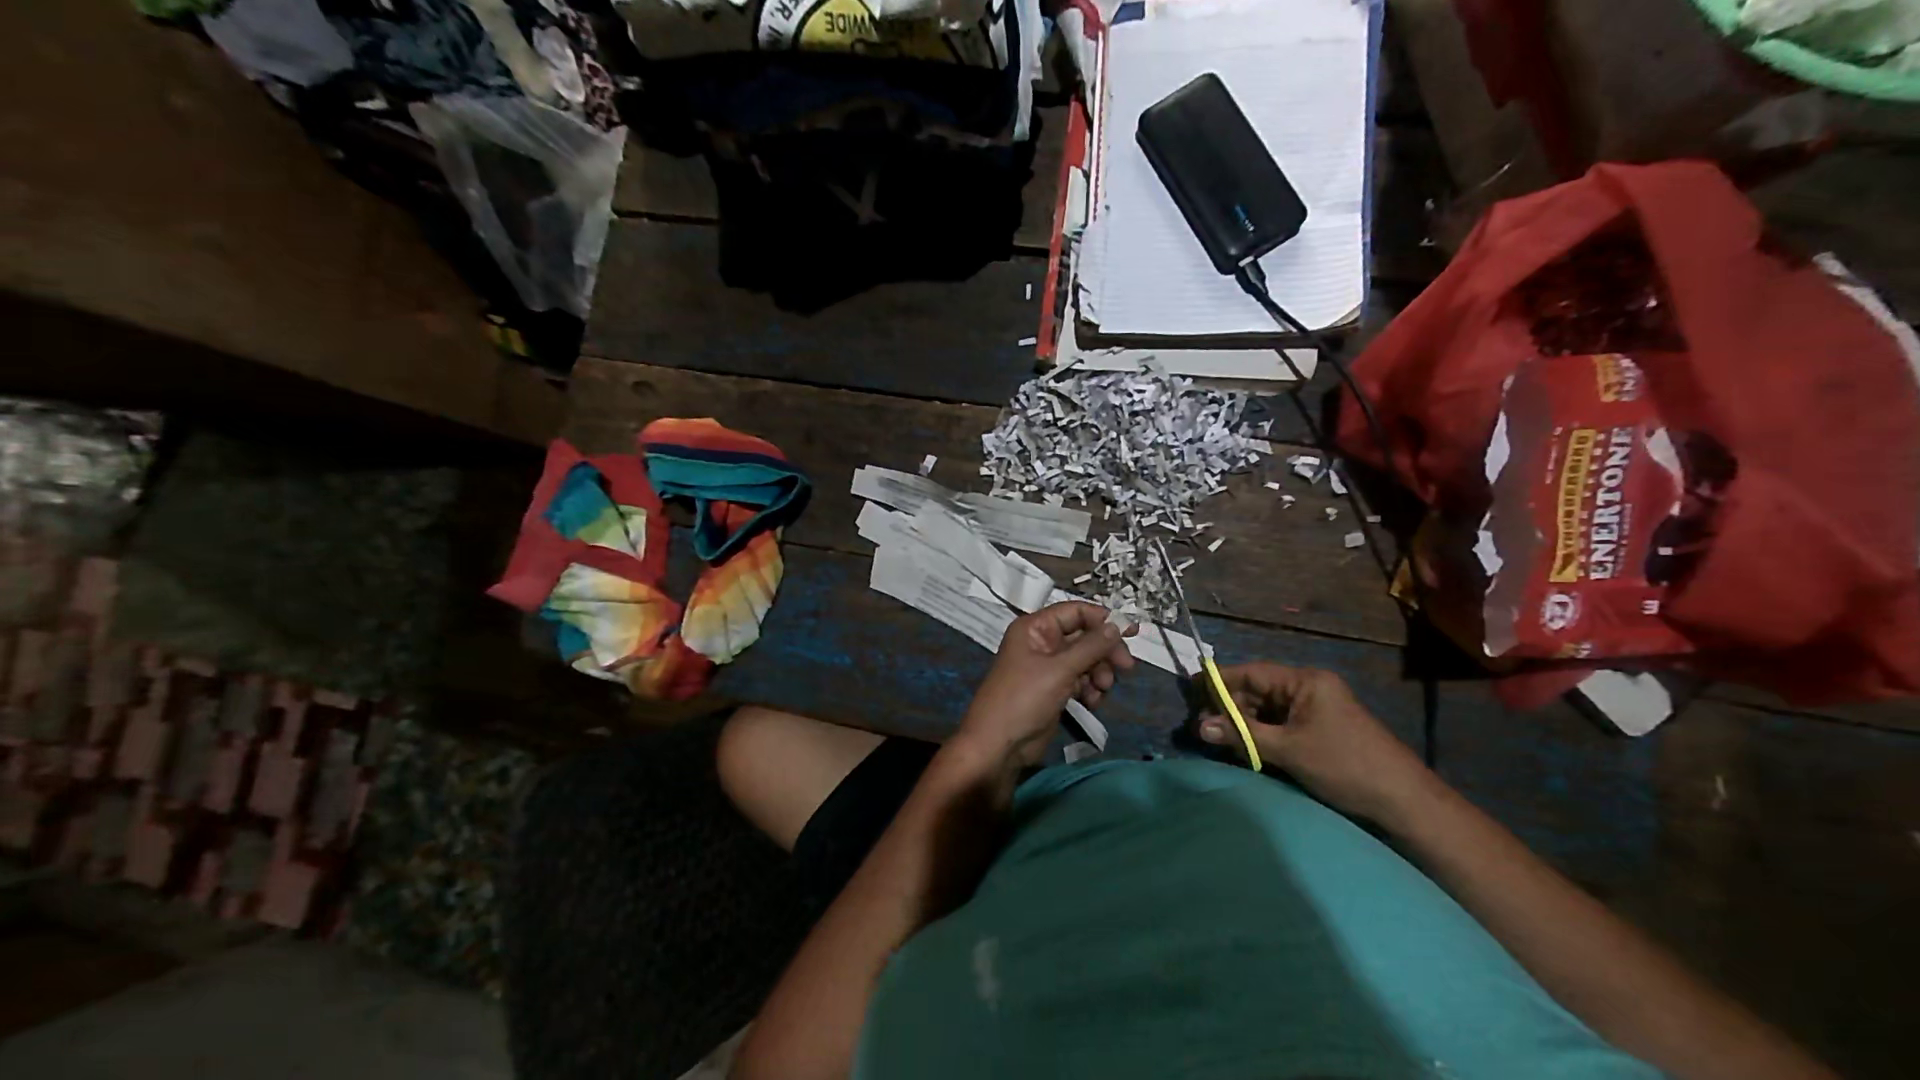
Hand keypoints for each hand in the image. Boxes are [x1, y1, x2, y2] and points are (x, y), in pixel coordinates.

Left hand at [955, 602, 1135, 766]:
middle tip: (1126, 667)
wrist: (999, 745)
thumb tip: (1117, 625)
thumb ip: (1091, 646)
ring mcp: (1047, 667)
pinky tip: (1091, 702)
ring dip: (1099, 673)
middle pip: (1084, 637)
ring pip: (1085, 660)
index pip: (1075, 612)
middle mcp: (1041, 643)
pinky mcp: (1053, 690)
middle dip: (1105, 652)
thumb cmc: (1024, 699)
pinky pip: (1080, 680)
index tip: (1132, 632)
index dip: (1103, 619)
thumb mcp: (1060, 669)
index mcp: (1035, 628)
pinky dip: (1089, 689)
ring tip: (1101, 690)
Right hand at [1197, 664, 1433, 823]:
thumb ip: (1242, 735)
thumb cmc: (1345, 766)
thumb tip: (1199, 726)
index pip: (1252, 673)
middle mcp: (1309, 688)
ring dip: (1244, 723)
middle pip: (1258, 690)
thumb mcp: (1288, 750)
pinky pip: (1280, 724)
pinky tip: (1245, 747)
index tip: (1190, 690)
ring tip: (1219, 739)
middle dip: (1230, 707)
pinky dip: (1261, 734)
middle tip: (1203, 726)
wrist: (1404, 802)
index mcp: (1306, 681)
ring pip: (1267, 709)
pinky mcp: (1319, 730)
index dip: (1220, 681)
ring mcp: (1316, 709)